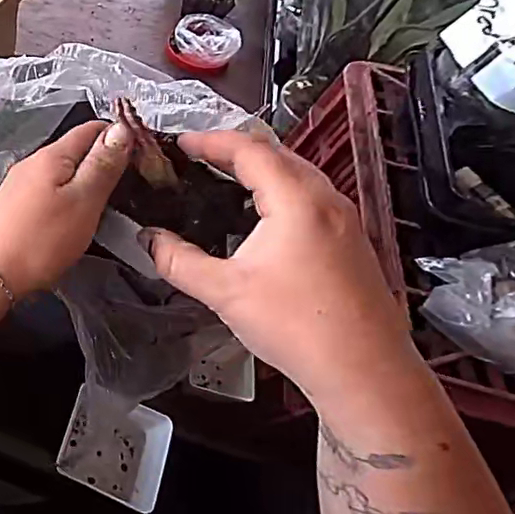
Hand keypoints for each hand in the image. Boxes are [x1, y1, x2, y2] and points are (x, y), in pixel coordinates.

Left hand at [0, 120, 131, 296]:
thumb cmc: (39, 240)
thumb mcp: (83, 201)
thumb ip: (103, 165)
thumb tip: (123, 127)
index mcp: (52, 155)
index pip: (92, 128)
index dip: (120, 135)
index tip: (144, 154)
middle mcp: (33, 163)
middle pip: (76, 150)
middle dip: (105, 160)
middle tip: (134, 183)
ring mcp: (19, 185)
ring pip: (63, 173)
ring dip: (87, 182)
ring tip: (111, 203)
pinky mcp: (13, 208)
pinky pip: (50, 192)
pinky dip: (69, 198)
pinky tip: (78, 217)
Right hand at [141, 130, 409, 397]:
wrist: (365, 372)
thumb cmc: (300, 328)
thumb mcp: (225, 292)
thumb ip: (179, 260)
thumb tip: (149, 240)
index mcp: (297, 200)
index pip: (249, 149)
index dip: (210, 141)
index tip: (182, 144)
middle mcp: (327, 200)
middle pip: (277, 153)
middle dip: (235, 150)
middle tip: (200, 159)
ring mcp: (345, 219)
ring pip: (298, 175)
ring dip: (261, 170)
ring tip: (226, 181)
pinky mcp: (352, 241)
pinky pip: (312, 197)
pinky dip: (281, 192)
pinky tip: (264, 218)